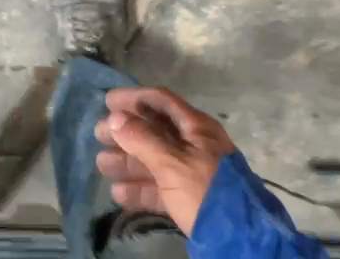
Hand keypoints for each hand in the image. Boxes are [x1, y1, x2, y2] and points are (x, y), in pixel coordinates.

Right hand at [94, 87, 236, 234]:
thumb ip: (143, 139)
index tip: (107, 101)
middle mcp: (194, 145)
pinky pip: (160, 188)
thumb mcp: (173, 163)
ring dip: (127, 161)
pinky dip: (140, 189)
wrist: (241, 241)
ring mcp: (192, 174)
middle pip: (154, 131)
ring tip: (102, 165)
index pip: (161, 101)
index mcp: (196, 128)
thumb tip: (115, 118)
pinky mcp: (189, 200)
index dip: (133, 98)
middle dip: (125, 133)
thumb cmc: (206, 190)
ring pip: (154, 161)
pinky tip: (118, 194)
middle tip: (98, 135)